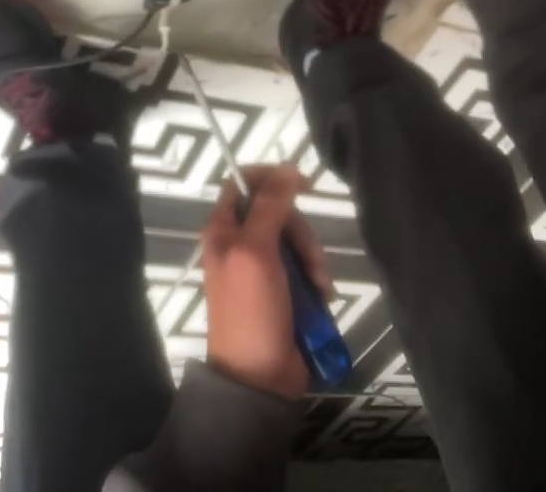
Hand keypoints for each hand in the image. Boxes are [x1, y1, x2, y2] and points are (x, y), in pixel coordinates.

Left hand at [200, 165, 330, 399]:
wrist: (259, 377)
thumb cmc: (250, 310)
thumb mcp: (256, 251)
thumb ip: (270, 206)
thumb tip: (287, 168)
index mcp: (223, 229)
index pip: (244, 183)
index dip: (272, 177)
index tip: (304, 183)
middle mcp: (240, 242)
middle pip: (278, 213)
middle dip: (301, 234)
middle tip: (310, 261)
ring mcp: (262, 267)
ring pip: (296, 241)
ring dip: (313, 260)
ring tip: (319, 288)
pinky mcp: (283, 289)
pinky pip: (305, 268)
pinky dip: (316, 279)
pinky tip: (322, 297)